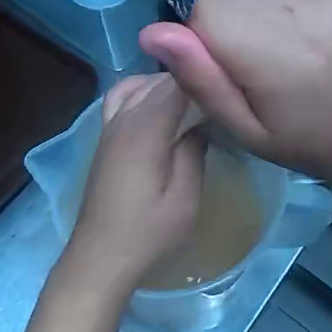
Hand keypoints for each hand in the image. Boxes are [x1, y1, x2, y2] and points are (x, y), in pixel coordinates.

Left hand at [57, 74, 206, 298]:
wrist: (101, 255)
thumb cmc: (149, 231)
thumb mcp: (185, 197)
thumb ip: (193, 151)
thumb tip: (202, 120)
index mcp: (145, 129)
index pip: (176, 83)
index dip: (204, 76)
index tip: (230, 83)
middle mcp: (124, 118)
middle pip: (157, 80)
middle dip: (189, 78)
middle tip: (220, 93)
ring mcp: (109, 125)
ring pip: (138, 84)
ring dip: (165, 83)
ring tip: (193, 98)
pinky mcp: (104, 137)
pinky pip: (120, 96)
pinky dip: (140, 90)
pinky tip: (158, 104)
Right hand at [139, 0, 331, 194]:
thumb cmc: (308, 143)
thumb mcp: (244, 130)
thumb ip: (199, 80)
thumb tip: (152, 33)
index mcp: (280, 52)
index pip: (205, 11)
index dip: (203, 44)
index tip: (229, 76)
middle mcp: (305, 8)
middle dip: (225, 31)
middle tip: (255, 71)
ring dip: (249, 18)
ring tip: (280, 56)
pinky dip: (273, 8)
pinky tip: (297, 39)